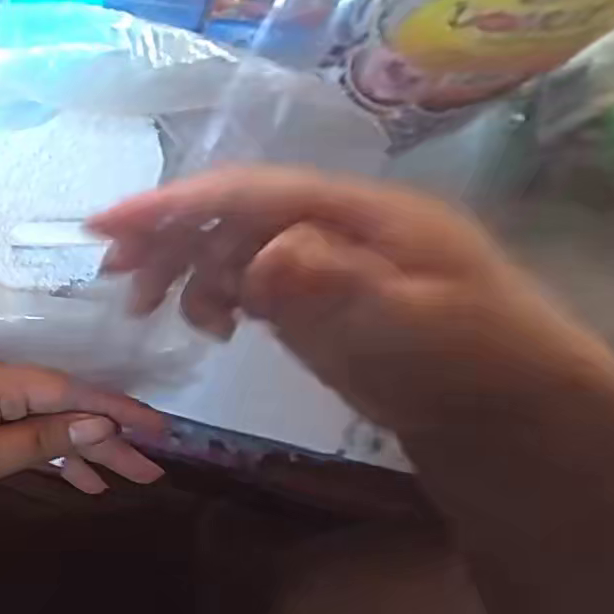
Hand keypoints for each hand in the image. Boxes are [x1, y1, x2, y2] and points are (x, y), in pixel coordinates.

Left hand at [0, 360, 167, 501]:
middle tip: (152, 468)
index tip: (159, 430)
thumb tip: (97, 425)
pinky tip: (80, 480)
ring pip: (48, 420)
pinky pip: (24, 429)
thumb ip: (42, 441)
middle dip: (108, 437)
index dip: (117, 410)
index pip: (72, 391)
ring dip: (84, 448)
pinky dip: (50, 453)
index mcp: (1, 381)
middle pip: (65, 406)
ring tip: (127, 478)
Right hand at [88, 166, 613, 433]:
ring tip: (146, 308)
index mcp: (357, 212)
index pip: (247, 194)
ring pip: (224, 246)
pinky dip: (208, 296)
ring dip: (179, 270)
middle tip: (112, 272)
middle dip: (162, 237)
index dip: (172, 204)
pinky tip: (207, 327)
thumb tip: (263, 254)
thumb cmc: (471, 367)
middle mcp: (329, 223)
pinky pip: (239, 279)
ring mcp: (317, 257)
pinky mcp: (306, 291)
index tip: (105, 224)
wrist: (508, 419)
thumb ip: (337, 284)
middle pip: (225, 213)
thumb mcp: (410, 326)